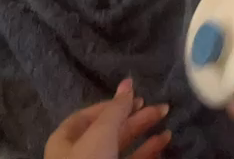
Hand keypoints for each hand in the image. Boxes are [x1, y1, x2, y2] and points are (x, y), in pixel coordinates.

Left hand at [45, 78, 170, 158]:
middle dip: (136, 119)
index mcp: (66, 140)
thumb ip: (117, 108)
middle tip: (162, 109)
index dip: (114, 105)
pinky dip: (146, 155)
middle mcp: (79, 156)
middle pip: (110, 131)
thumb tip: (128, 82)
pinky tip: (162, 146)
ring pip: (122, 150)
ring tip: (168, 126)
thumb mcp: (102, 132)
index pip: (90, 115)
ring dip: (145, 137)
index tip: (137, 98)